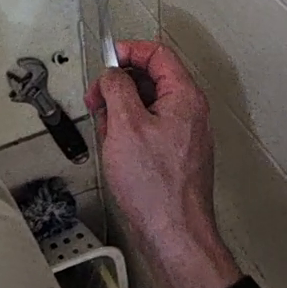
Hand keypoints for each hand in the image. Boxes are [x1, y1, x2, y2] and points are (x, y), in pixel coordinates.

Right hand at [87, 40, 241, 287]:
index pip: (158, 54)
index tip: (106, 61)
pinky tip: (115, 148)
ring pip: (146, 103)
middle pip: (151, 78)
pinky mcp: (175, 153)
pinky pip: (149, 126)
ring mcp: (184, 133)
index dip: (129, 51)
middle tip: (97, 100)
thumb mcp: (125, 124)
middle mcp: (189, 111)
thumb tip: (112, 74)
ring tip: (106, 132)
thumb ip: (117, 87)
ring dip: (121, 110)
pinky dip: (128, 130)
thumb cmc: (154, 185)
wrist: (174, 236)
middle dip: (119, 85)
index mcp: (184, 97)